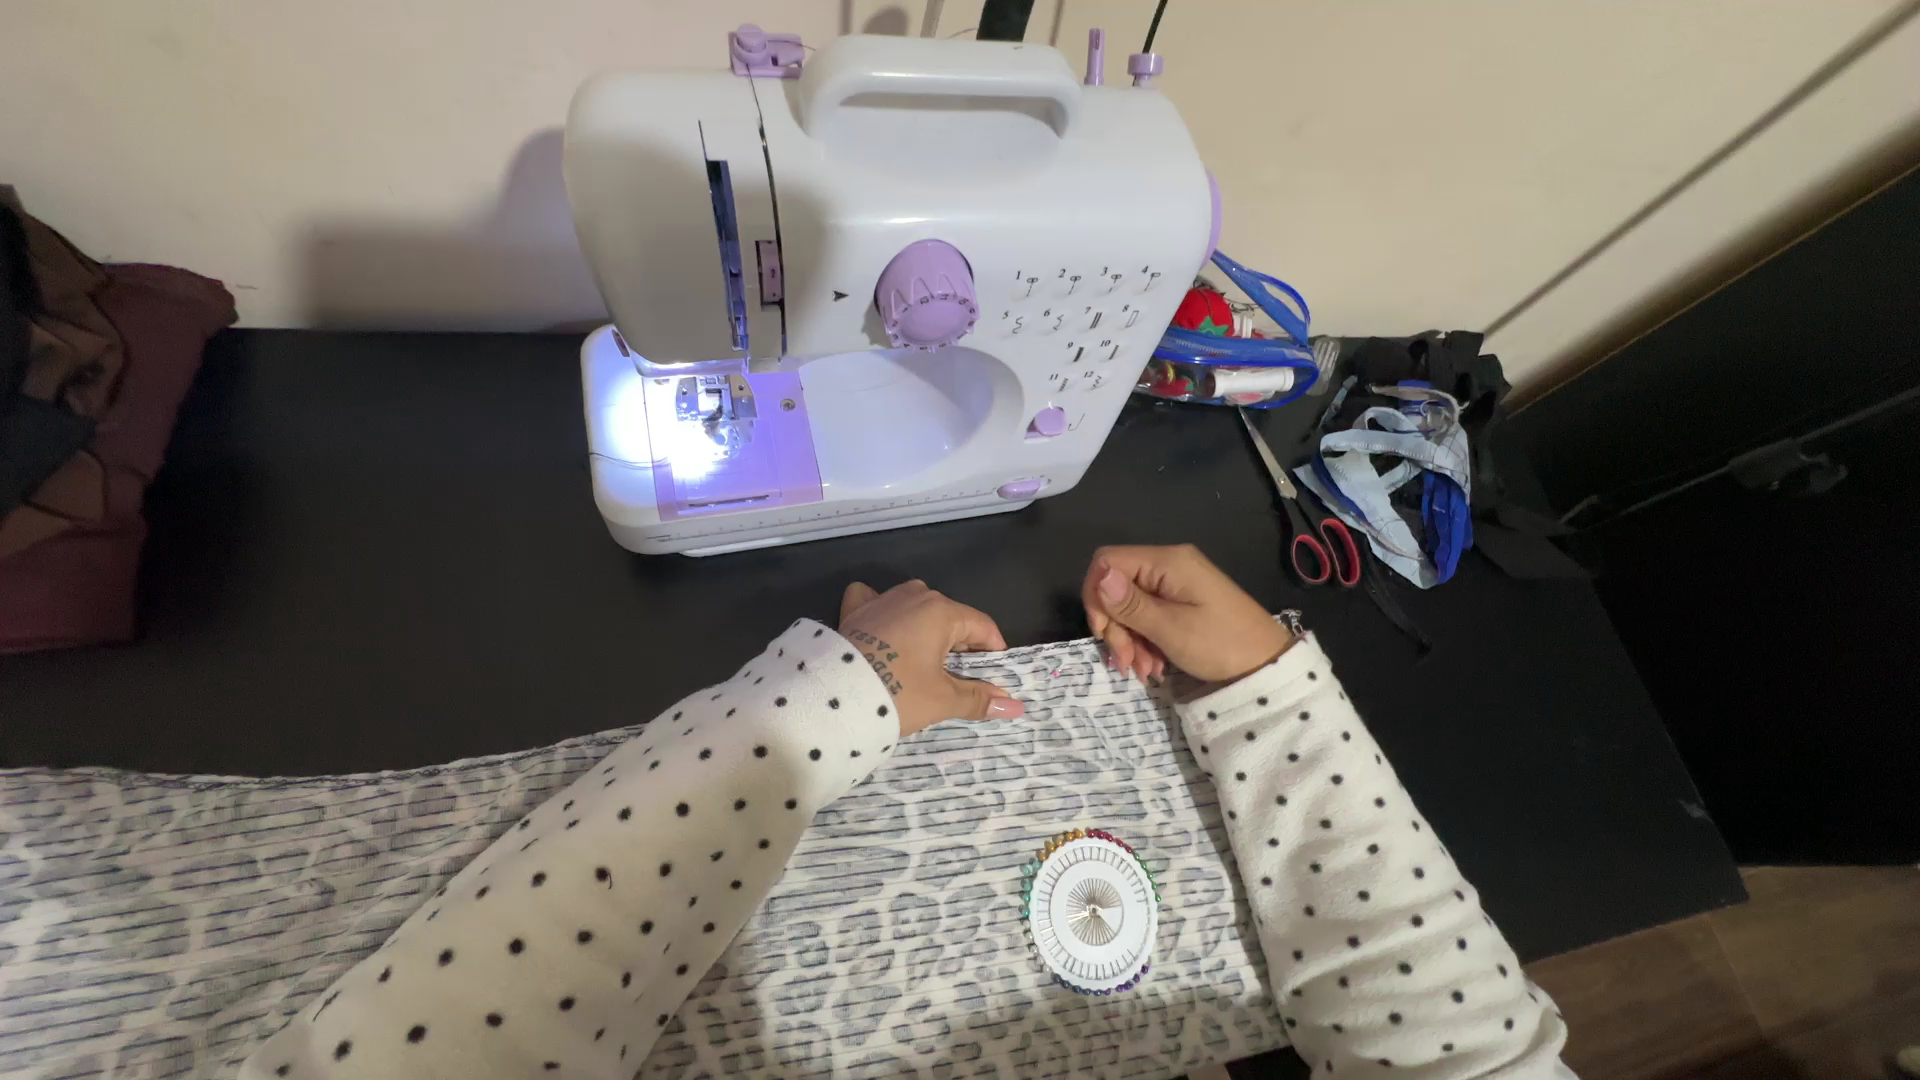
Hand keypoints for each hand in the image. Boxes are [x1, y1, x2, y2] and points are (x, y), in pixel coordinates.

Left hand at [838, 580, 1025, 736]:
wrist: (832, 697)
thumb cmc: (897, 693)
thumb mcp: (942, 699)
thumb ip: (979, 699)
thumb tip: (1015, 707)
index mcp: (942, 611)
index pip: (982, 627)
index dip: (993, 653)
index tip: (992, 679)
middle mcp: (915, 595)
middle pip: (951, 618)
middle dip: (959, 646)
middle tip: (956, 680)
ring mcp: (882, 599)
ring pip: (916, 608)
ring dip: (925, 631)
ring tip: (923, 664)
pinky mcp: (855, 610)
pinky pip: (875, 602)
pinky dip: (883, 614)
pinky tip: (882, 632)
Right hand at [1082, 544, 1295, 682]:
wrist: (1268, 666)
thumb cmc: (1221, 644)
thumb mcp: (1171, 628)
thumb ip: (1132, 603)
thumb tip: (1099, 575)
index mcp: (1167, 562)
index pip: (1106, 561)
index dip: (1096, 595)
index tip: (1103, 633)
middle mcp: (1168, 565)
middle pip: (1116, 586)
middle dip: (1115, 626)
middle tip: (1125, 662)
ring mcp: (1175, 583)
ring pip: (1129, 605)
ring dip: (1129, 639)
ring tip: (1143, 671)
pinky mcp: (1181, 601)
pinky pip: (1148, 614)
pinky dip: (1144, 640)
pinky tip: (1153, 665)